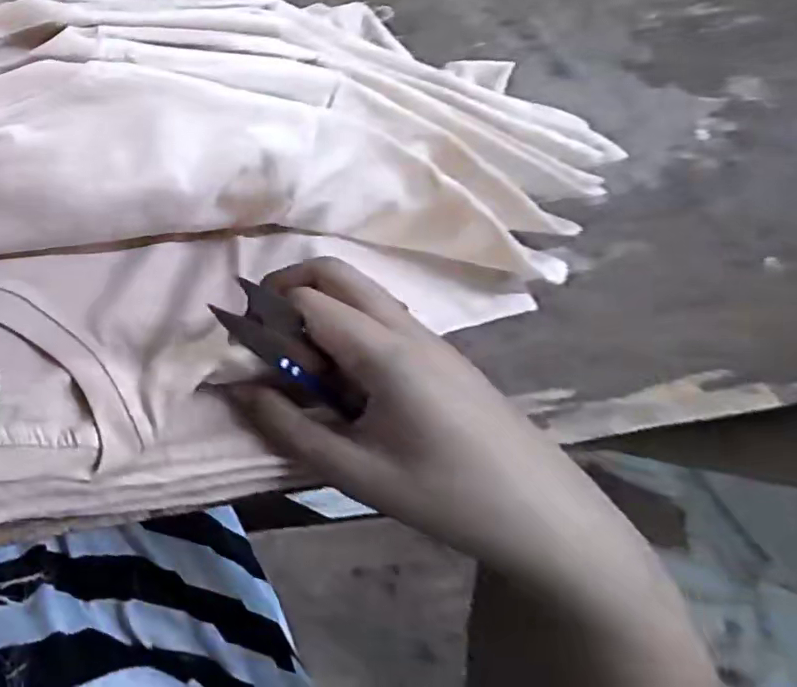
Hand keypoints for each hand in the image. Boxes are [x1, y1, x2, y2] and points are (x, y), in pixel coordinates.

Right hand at [231, 258, 652, 597]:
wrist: (558, 525)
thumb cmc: (450, 498)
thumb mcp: (355, 472)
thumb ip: (286, 426)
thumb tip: (238, 387)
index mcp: (384, 352)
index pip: (304, 298)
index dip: (267, 318)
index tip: (255, 355)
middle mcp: (405, 330)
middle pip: (331, 271)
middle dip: (284, 286)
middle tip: (266, 331)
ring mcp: (428, 339)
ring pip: (356, 289)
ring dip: (315, 306)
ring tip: (307, 364)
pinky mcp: (440, 354)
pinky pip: (377, 314)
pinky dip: (342, 324)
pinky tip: (347, 381)